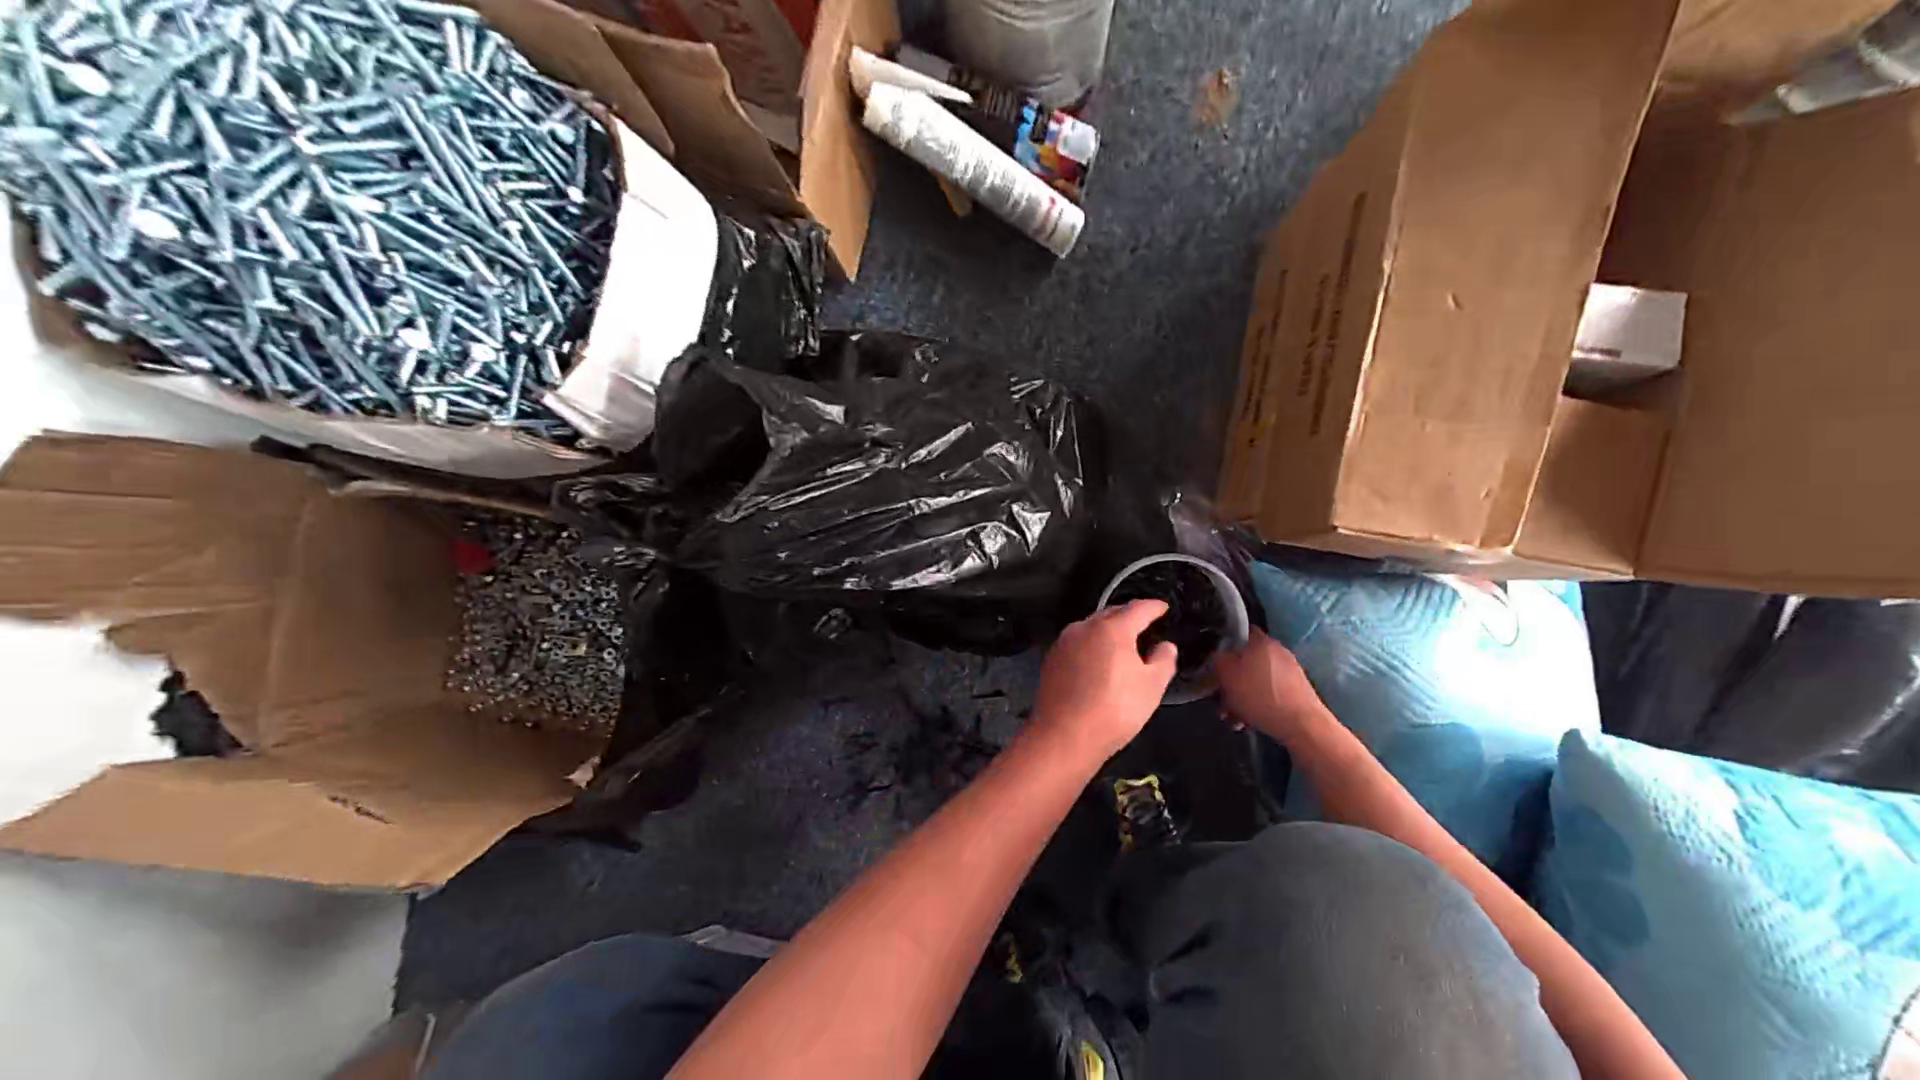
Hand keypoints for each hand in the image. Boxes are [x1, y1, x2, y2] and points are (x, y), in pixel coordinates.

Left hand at [1031, 600, 1178, 758]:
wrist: (1064, 735)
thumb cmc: (1115, 709)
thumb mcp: (1152, 686)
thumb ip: (1163, 660)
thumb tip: (1165, 646)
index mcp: (1112, 628)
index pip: (1138, 608)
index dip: (1154, 607)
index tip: (1163, 608)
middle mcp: (1084, 628)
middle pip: (1111, 614)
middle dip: (1129, 616)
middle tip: (1144, 624)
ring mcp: (1064, 642)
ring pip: (1091, 628)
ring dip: (1108, 631)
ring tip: (1123, 643)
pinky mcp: (1051, 659)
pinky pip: (1078, 644)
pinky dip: (1091, 646)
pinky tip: (1098, 661)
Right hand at [1214, 630, 1327, 745]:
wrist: (1302, 725)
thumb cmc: (1260, 696)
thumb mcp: (1227, 676)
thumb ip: (1218, 660)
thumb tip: (1220, 657)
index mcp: (1261, 642)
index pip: (1241, 633)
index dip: (1225, 645)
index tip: (1216, 663)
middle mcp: (1278, 652)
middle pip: (1247, 662)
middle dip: (1232, 682)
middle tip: (1222, 700)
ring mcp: (1291, 672)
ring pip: (1257, 681)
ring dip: (1243, 697)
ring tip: (1234, 718)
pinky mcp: (1298, 691)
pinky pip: (1270, 693)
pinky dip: (1259, 704)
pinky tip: (1250, 722)